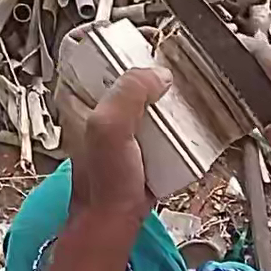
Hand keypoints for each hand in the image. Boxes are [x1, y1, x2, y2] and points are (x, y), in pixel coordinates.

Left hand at [56, 66, 172, 229]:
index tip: (156, 49)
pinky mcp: (141, 151)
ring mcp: (123, 134)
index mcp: (84, 102)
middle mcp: (102, 115)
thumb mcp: (110, 126)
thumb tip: (160, 75)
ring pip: (150, 107)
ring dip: (168, 103)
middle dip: (156, 79)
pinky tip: (186, 125)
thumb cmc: (105, 179)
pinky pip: (161, 131)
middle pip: (133, 84)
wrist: (114, 221)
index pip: (105, 63)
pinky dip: (174, 128)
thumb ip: (130, 93)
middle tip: (178, 75)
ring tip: (186, 96)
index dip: (129, 53)